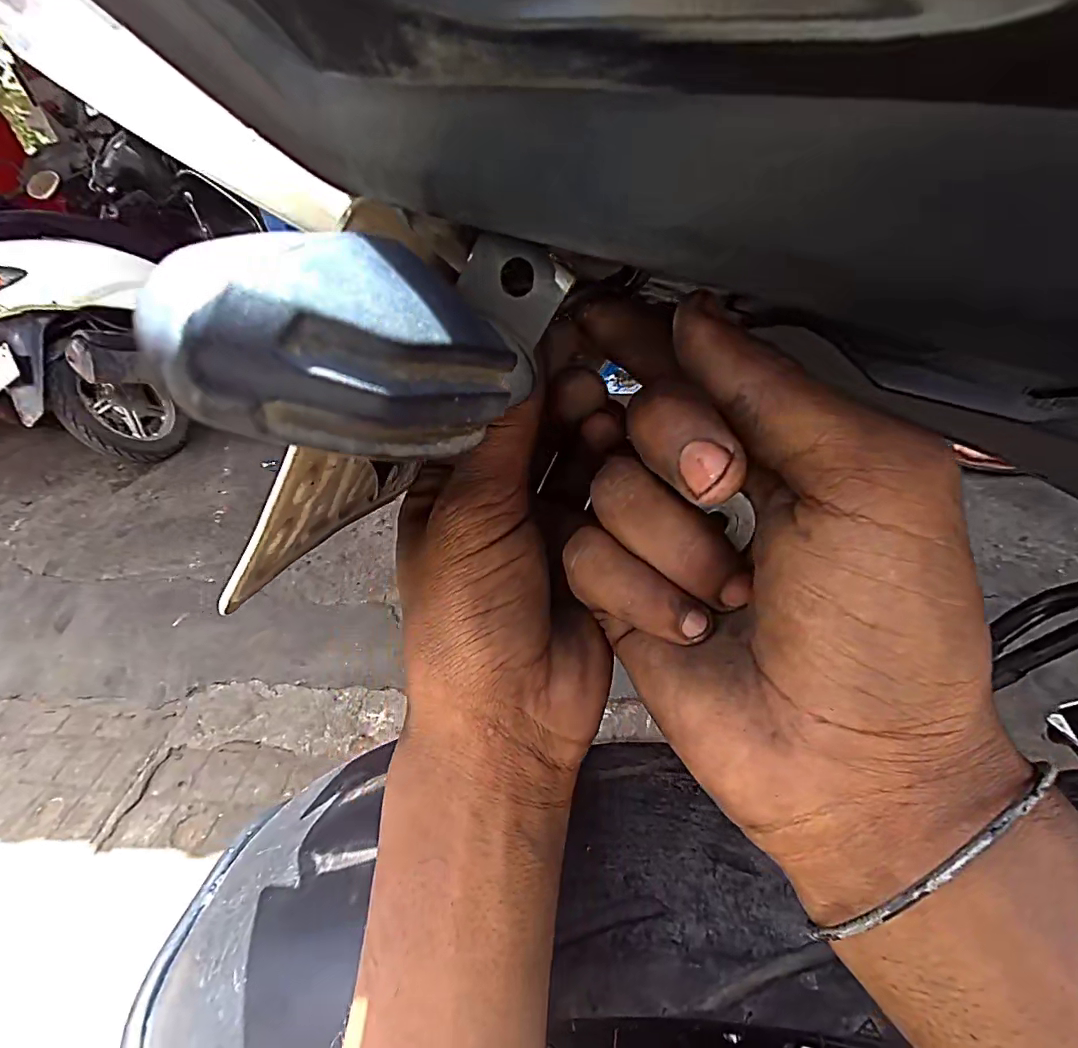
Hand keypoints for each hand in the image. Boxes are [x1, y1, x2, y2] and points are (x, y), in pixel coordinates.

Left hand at [394, 353, 623, 797]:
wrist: (512, 715)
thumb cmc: (466, 618)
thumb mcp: (468, 520)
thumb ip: (500, 443)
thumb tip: (523, 368)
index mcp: (451, 495)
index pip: (489, 425)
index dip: (522, 392)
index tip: (555, 361)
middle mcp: (500, 507)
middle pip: (540, 442)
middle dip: (564, 415)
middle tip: (589, 391)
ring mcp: (549, 532)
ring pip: (579, 470)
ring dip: (593, 445)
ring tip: (608, 423)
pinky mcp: (594, 558)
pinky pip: (610, 510)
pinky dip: (617, 485)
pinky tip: (626, 461)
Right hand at [564, 294, 1032, 918]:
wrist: (851, 764)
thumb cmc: (888, 627)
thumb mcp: (872, 482)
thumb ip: (780, 393)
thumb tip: (698, 320)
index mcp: (774, 440)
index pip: (693, 364)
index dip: (646, 335)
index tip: (600, 314)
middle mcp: (705, 483)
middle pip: (637, 411)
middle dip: (675, 439)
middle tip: (722, 484)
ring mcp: (658, 539)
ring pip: (604, 483)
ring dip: (671, 538)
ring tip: (731, 592)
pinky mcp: (619, 595)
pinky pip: (583, 552)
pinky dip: (639, 588)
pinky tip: (691, 625)